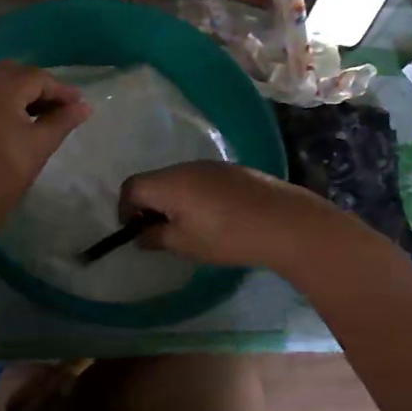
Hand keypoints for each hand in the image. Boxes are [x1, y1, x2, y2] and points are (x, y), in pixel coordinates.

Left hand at [0, 61, 90, 242]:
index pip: (37, 78)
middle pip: (14, 73)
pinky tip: (8, 120)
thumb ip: (61, 122)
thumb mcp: (37, 148)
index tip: (79, 107)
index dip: (61, 91)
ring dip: (16, 90)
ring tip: (34, 115)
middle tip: (58, 111)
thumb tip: (83, 106)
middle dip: (38, 88)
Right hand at [119, 161, 337, 268]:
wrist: (287, 223)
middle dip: (147, 205)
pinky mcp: (233, 171)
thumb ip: (155, 237)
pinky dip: (193, 196)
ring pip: (178, 180)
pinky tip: (213, 218)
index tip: (134, 231)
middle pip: (153, 181)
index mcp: (169, 183)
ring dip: (171, 201)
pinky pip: (200, 180)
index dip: (124, 209)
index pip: (131, 187)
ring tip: (187, 227)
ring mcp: (212, 166)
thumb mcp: (184, 244)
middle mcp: (186, 167)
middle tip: (158, 232)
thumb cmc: (227, 236)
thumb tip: (141, 235)